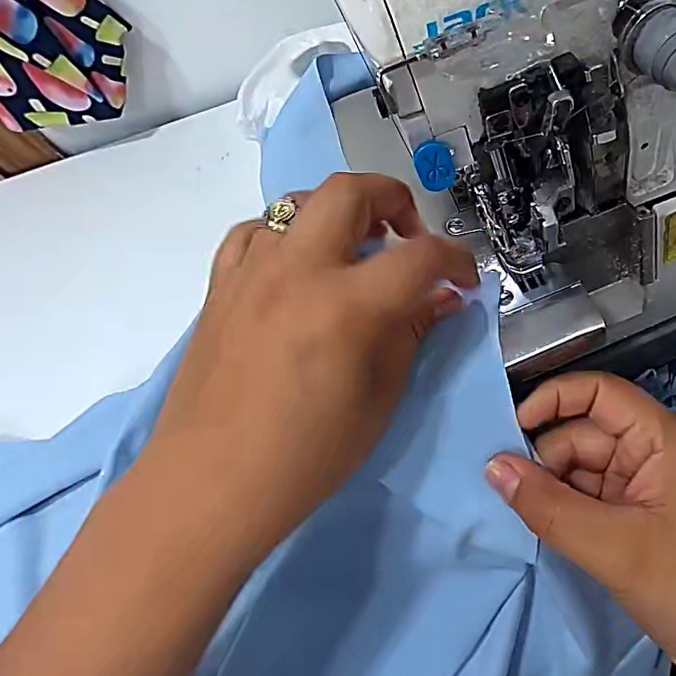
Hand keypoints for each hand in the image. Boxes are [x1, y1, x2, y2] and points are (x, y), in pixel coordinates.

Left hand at [148, 172, 477, 557]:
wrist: (210, 485)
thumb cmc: (306, 456)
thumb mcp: (379, 398)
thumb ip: (412, 333)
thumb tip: (442, 298)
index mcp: (345, 305)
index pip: (419, 256)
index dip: (456, 260)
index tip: (465, 278)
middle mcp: (296, 271)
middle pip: (350, 190)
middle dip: (393, 199)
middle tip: (407, 237)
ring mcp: (251, 272)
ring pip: (299, 204)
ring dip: (339, 217)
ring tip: (353, 255)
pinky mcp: (220, 286)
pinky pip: (253, 233)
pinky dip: (285, 236)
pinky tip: (295, 266)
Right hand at [484, 372, 675, 675]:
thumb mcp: (616, 549)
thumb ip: (549, 507)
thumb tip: (494, 467)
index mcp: (662, 438)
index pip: (600, 392)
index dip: (554, 399)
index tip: (513, 428)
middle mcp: (654, 450)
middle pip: (584, 432)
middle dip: (547, 460)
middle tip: (514, 494)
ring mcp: (647, 481)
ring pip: (582, 466)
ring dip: (554, 487)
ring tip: (530, 518)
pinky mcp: (639, 511)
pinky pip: (590, 493)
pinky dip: (566, 506)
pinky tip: (547, 526)